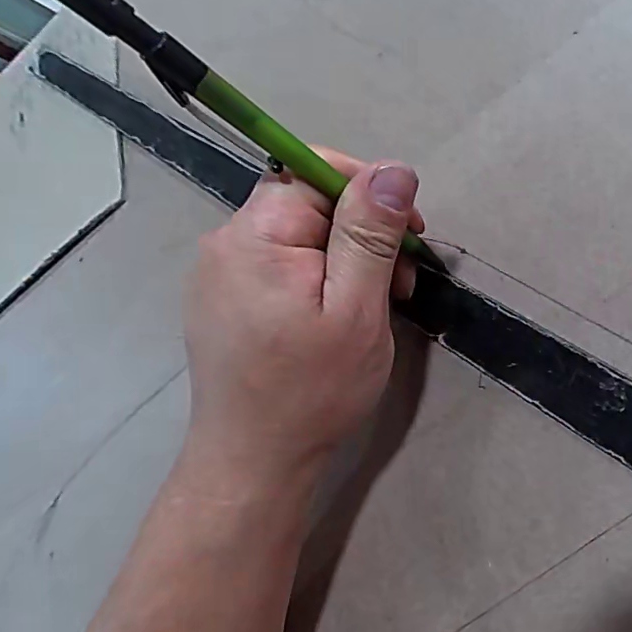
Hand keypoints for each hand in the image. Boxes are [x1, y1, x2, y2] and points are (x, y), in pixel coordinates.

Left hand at [182, 148, 424, 493]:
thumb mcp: (358, 310)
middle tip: (401, 281)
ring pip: (300, 236)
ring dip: (348, 256)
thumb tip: (395, 169)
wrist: (256, 462)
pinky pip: (284, 265)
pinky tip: (343, 315)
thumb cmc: (313, 390)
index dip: (368, 189)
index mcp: (255, 236)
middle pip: (308, 203)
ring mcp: (222, 274)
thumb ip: (371, 235)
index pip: (312, 171)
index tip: (409, 232)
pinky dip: (323, 277)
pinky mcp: (227, 301)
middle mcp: (227, 243)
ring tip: (380, 304)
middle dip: (364, 230)